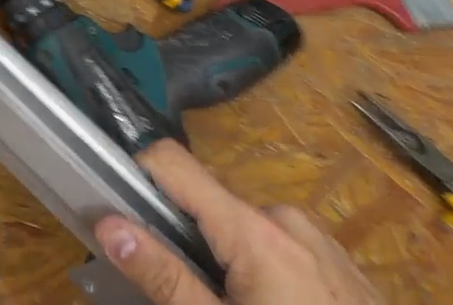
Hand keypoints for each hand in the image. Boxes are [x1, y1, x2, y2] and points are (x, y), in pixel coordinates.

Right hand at [94, 141, 385, 304]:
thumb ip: (164, 276)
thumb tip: (106, 225)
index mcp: (254, 228)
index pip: (171, 161)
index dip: (136, 177)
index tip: (119, 213)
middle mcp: (287, 220)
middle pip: (206, 203)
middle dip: (187, 240)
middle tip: (189, 295)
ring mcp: (323, 243)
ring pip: (244, 230)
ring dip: (227, 259)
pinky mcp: (346, 268)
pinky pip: (284, 249)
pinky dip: (266, 272)